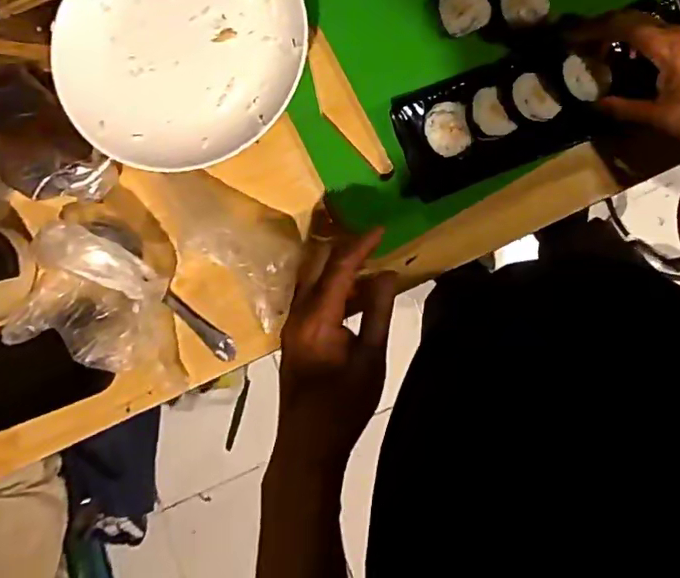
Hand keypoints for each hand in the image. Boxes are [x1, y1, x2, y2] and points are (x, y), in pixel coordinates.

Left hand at [274, 228, 397, 471]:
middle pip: (317, 267)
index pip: (338, 269)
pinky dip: (334, 285)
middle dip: (344, 247)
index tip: (382, 229)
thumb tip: (387, 272)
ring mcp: (292, 326)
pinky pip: (313, 297)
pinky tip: (357, 290)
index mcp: (315, 319)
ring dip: (339, 266)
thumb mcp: (371, 358)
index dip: (361, 245)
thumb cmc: (343, 406)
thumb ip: (378, 311)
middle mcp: (297, 316)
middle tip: (373, 237)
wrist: (307, 450)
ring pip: (313, 280)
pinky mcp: (295, 337)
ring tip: (370, 258)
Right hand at [574, 11, 679, 157]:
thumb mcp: (662, 118)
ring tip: (603, 54)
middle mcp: (678, 33)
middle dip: (604, 29)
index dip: (591, 30)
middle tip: (581, 44)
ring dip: (623, 35)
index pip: (620, 26)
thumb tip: (595, 103)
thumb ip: (625, 107)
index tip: (568, 38)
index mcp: (667, 44)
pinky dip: (640, 42)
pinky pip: (662, 35)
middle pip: (633, 20)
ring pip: (648, 26)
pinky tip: (635, 63)